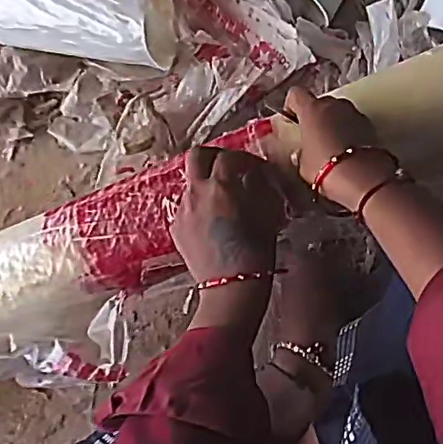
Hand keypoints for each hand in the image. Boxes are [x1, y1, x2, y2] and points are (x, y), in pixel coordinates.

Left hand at [173, 146, 280, 328]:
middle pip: (197, 156)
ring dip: (207, 183)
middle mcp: (196, 193)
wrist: (231, 287)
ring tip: (224, 201)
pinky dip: (200, 206)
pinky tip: (214, 222)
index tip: (256, 169)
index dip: (245, 159)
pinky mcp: (176, 229)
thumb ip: (259, 189)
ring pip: (191, 183)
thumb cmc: (255, 253)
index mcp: (221, 186)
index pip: (230, 156)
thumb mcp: (267, 215)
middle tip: (229, 168)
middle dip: (214, 157)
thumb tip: (255, 178)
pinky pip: (186, 206)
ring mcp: (182, 211)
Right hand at [284, 87, 389, 210]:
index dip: (292, 106)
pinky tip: (349, 150)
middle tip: (314, 137)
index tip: (292, 121)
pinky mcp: (371, 125)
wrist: (362, 177)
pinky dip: (351, 132)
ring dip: (335, 123)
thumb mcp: (302, 164)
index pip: (295, 94)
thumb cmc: (325, 168)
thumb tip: (299, 152)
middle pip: (321, 102)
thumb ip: (299, 152)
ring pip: (340, 112)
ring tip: (333, 146)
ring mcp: (355, 112)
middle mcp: (334, 104)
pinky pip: (355, 123)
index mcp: (311, 109)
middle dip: (317, 116)